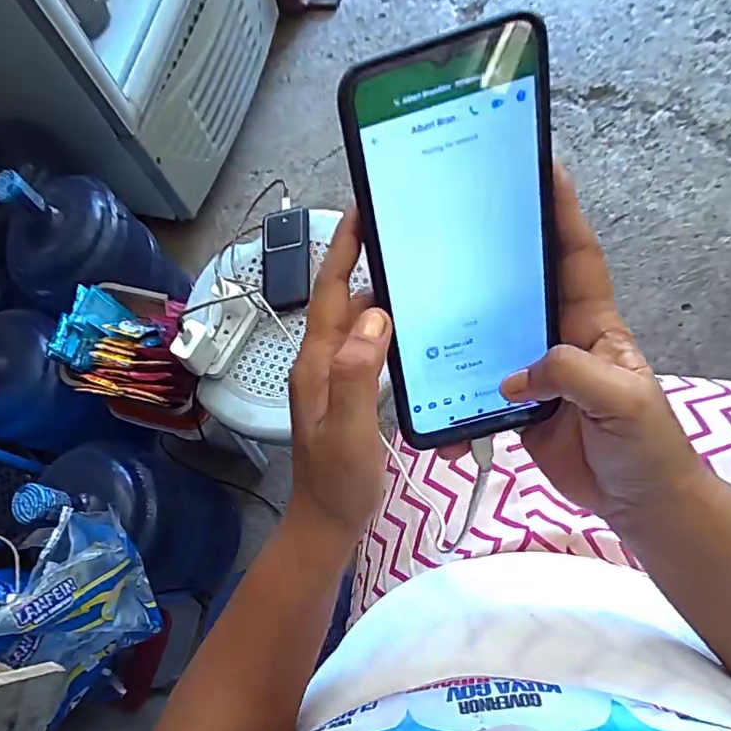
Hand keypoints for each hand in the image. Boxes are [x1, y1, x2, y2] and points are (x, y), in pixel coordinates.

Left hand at [287, 210, 393, 545]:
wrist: (327, 520)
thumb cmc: (338, 482)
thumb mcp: (348, 430)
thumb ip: (356, 375)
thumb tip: (375, 317)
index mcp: (316, 365)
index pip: (329, 296)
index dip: (343, 251)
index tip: (363, 211)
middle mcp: (319, 364)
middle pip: (341, 302)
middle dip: (364, 263)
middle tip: (402, 234)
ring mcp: (331, 380)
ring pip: (354, 324)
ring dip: (377, 296)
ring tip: (414, 273)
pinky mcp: (346, 394)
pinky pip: (364, 349)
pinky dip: (384, 330)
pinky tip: (410, 331)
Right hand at [461, 164, 704, 522]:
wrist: (636, 501)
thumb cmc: (648, 446)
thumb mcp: (623, 400)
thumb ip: (573, 374)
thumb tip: (513, 375)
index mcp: (592, 327)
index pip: (576, 258)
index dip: (561, 215)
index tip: (541, 173)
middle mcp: (559, 342)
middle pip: (519, 293)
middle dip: (491, 267)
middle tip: (454, 243)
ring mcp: (535, 376)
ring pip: (490, 343)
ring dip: (461, 339)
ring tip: (427, 327)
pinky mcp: (516, 409)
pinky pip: (477, 396)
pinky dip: (457, 405)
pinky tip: (439, 413)